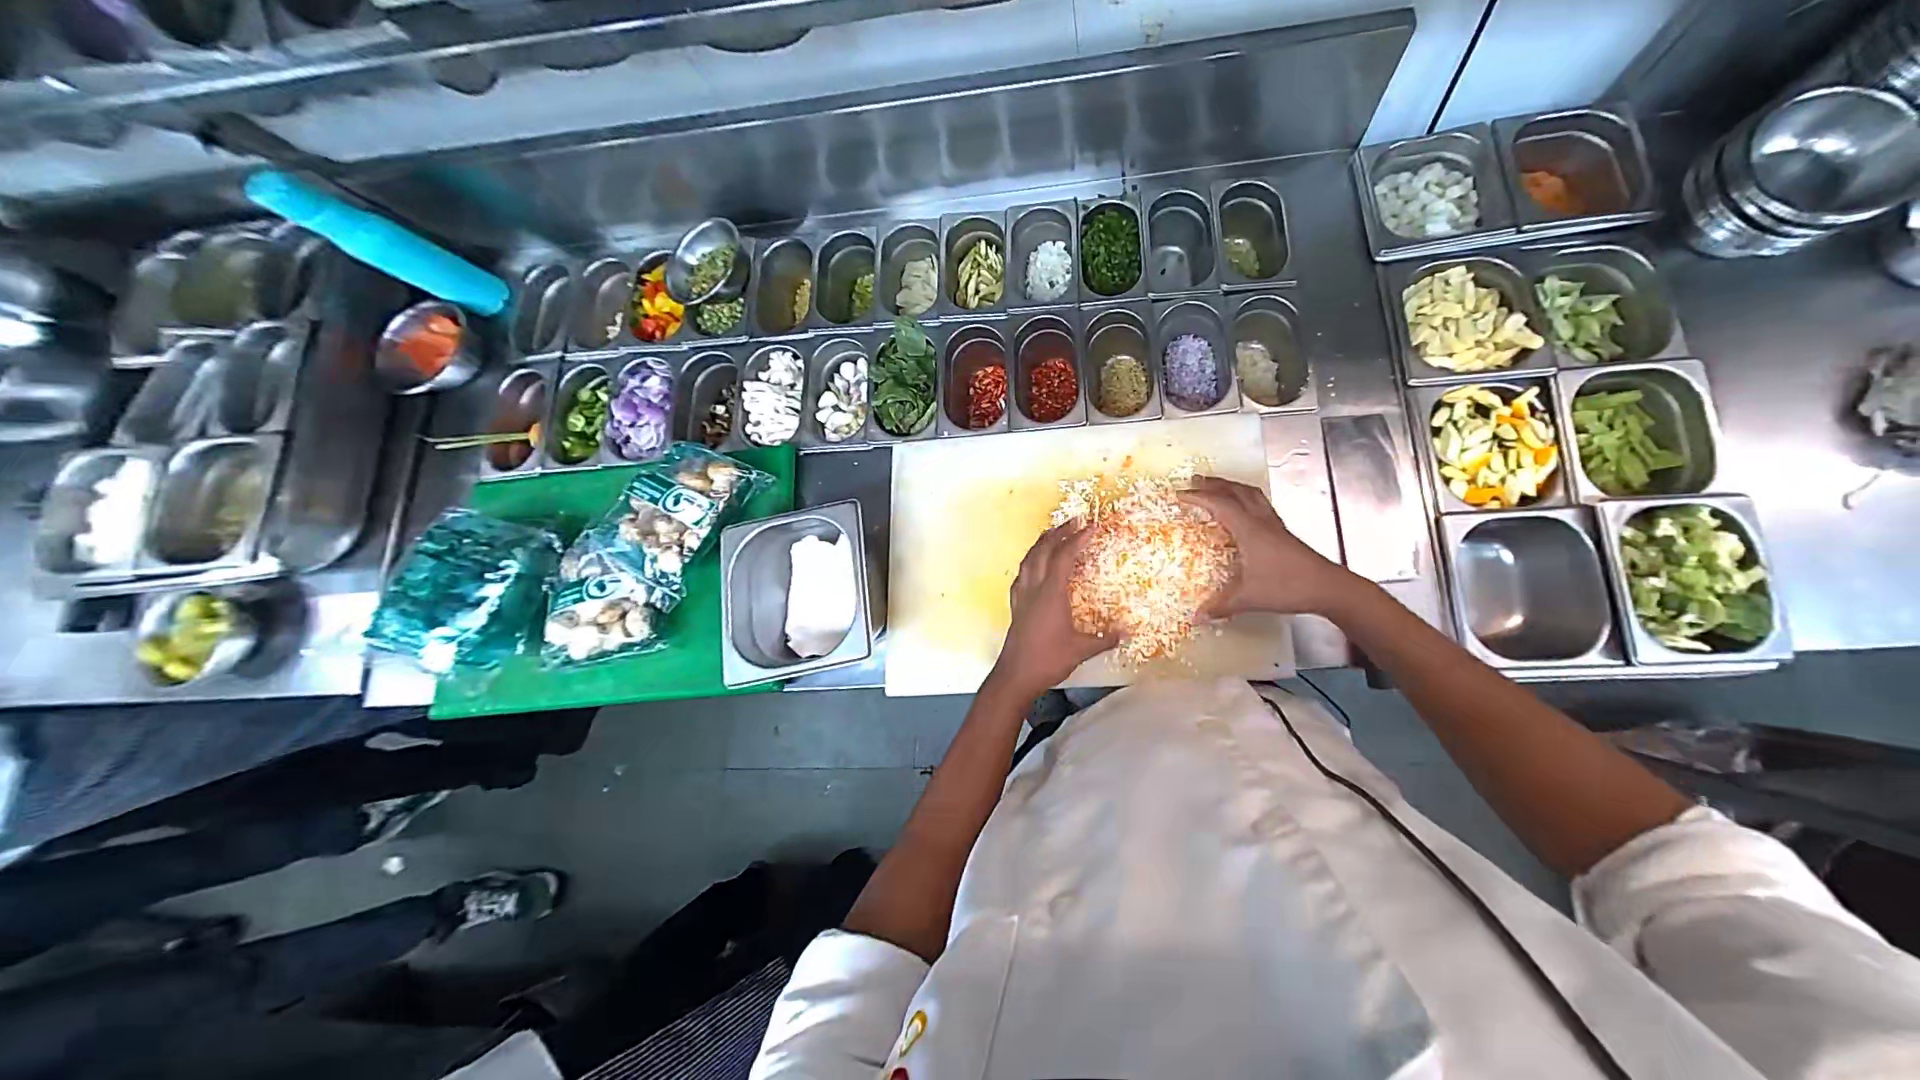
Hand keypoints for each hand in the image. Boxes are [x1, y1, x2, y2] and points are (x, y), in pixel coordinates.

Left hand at [989, 521, 1110, 697]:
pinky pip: (1021, 575)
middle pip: (1043, 551)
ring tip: (1052, 533)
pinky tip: (1033, 565)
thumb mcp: (1081, 650)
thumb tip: (1127, 632)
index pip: (1064, 557)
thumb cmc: (1048, 660)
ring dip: (1041, 543)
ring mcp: (1021, 596)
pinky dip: (1029, 562)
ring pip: (1029, 560)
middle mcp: (1033, 588)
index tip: (1092, 526)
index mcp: (1051, 593)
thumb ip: (1104, 639)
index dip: (1078, 539)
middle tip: (1073, 520)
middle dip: (1058, 532)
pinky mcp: (1015, 606)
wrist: (1015, 675)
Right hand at [1180, 475, 1360, 616]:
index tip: (1180, 495)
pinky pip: (1261, 506)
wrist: (1329, 588)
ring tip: (1217, 487)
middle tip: (1195, 480)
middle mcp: (1262, 522)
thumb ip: (1221, 606)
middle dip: (1214, 483)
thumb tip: (1196, 617)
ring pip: (1252, 495)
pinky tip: (1242, 512)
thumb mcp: (1249, 598)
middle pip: (1237, 491)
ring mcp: (1274, 526)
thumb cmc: (1288, 587)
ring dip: (1232, 487)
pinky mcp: (1283, 533)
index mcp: (1250, 530)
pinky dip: (1246, 500)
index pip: (1220, 505)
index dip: (1198, 497)